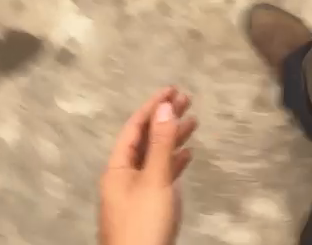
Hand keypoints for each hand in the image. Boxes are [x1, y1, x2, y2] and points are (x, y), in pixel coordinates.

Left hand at [99, 88, 196, 244]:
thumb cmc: (143, 222)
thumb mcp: (154, 179)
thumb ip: (161, 142)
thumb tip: (165, 106)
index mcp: (117, 169)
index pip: (134, 128)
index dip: (152, 106)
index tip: (172, 89)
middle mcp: (123, 177)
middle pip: (145, 140)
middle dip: (165, 118)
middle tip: (187, 99)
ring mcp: (135, 193)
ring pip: (154, 156)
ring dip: (172, 137)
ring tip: (194, 121)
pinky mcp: (147, 207)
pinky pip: (160, 174)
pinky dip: (173, 161)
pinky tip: (187, 154)